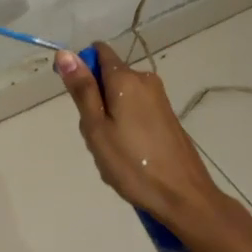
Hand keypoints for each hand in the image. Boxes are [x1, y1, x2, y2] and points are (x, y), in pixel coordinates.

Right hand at [54, 42, 228, 227]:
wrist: (186, 199)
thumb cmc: (134, 164)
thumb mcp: (97, 128)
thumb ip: (82, 89)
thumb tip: (65, 53)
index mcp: (125, 78)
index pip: (98, 51)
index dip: (81, 67)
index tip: (76, 96)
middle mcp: (145, 80)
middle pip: (108, 78)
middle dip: (96, 101)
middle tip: (96, 135)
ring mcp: (160, 100)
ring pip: (121, 97)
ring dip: (110, 117)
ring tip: (112, 151)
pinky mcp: (168, 118)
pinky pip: (137, 111)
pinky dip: (127, 127)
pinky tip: (130, 156)